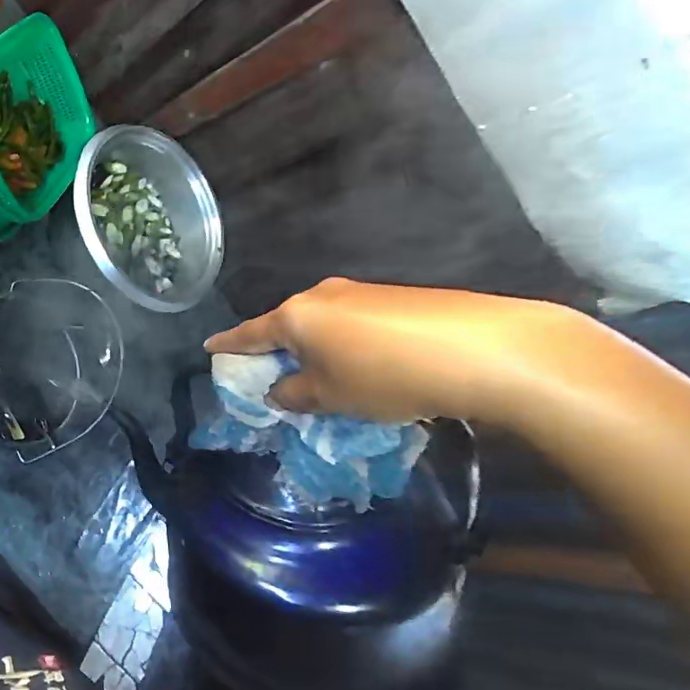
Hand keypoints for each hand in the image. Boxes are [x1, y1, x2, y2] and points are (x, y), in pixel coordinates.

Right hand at [204, 278, 598, 424]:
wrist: (480, 349)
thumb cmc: (385, 377)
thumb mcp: (331, 397)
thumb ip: (296, 394)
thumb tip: (281, 389)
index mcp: (296, 315)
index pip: (250, 333)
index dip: (229, 345)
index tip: (209, 348)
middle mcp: (323, 295)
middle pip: (287, 325)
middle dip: (277, 351)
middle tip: (272, 379)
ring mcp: (361, 293)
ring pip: (322, 324)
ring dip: (314, 350)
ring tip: (323, 381)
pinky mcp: (394, 299)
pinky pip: (352, 324)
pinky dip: (345, 345)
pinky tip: (364, 369)